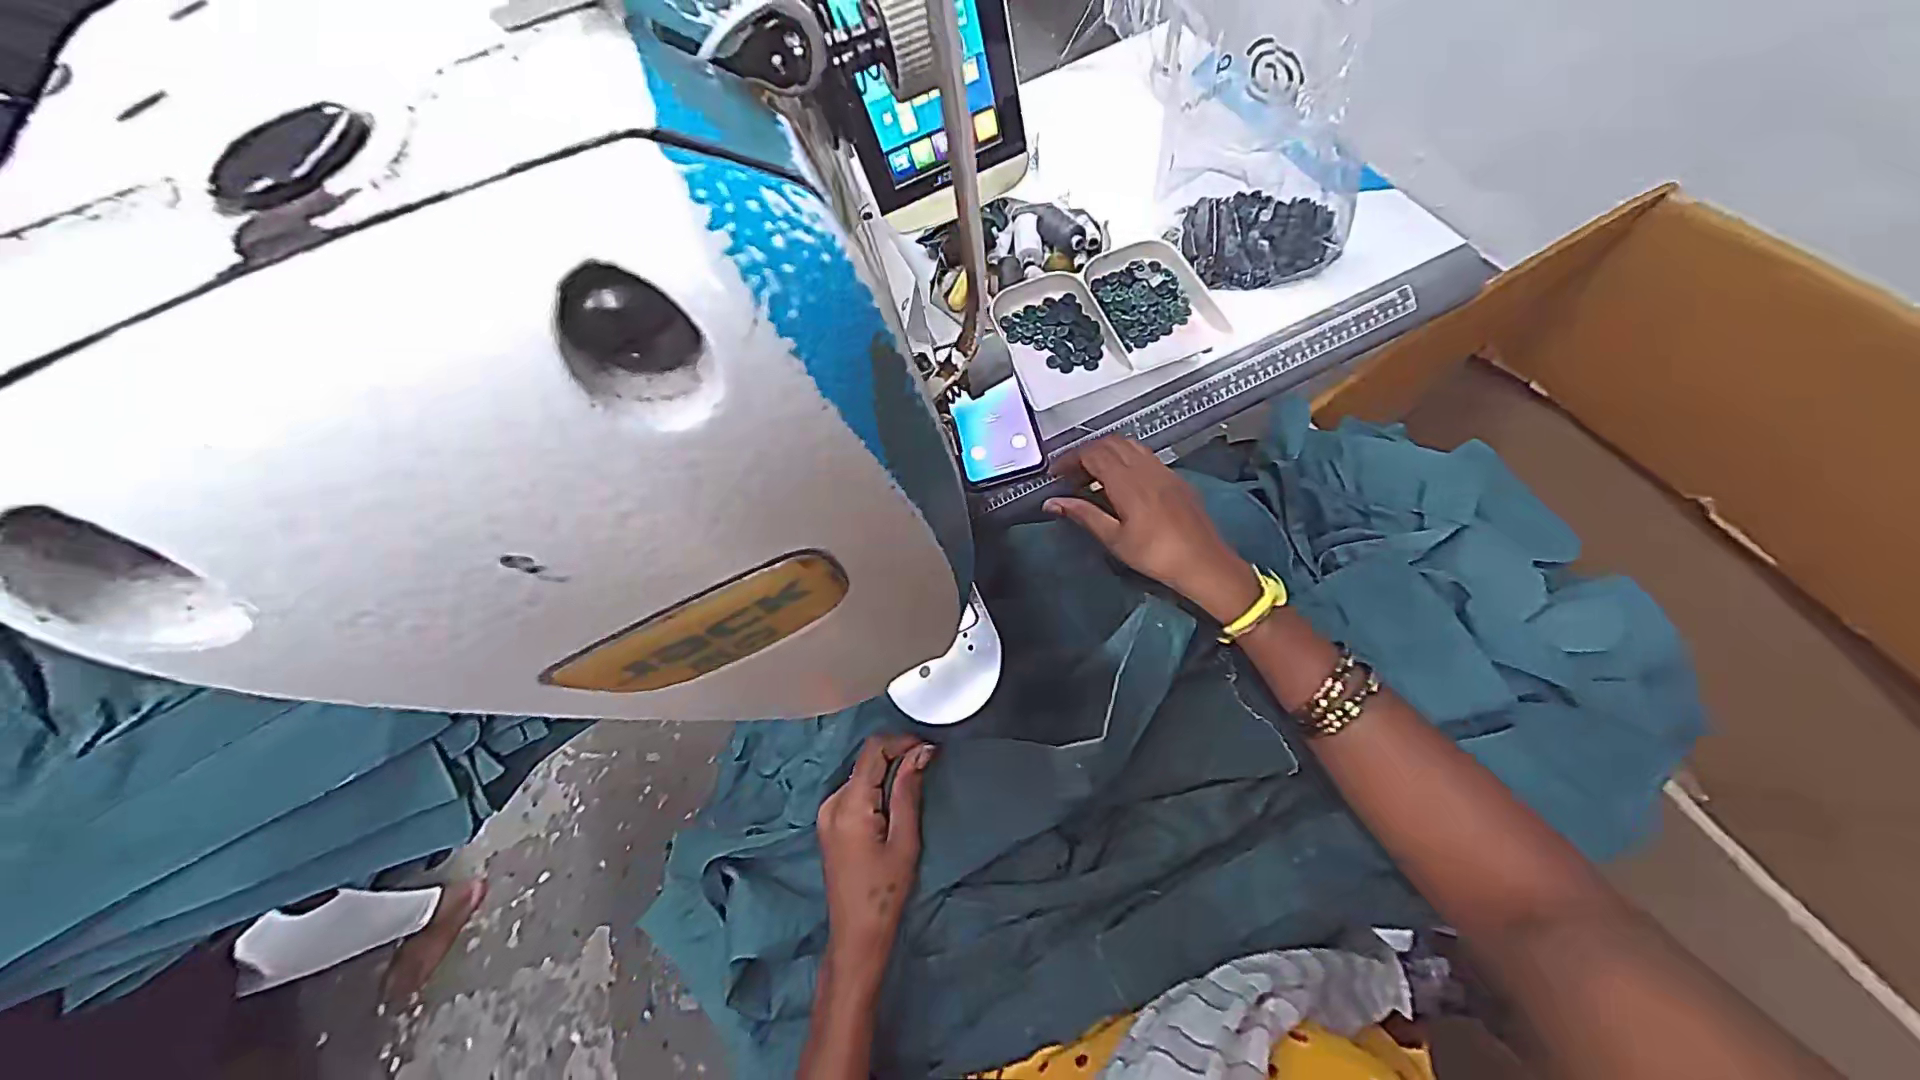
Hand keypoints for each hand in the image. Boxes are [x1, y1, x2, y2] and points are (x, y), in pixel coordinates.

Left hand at [816, 734, 935, 976]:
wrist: (857, 934)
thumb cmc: (885, 890)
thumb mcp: (905, 838)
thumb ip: (909, 789)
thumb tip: (922, 751)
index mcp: (848, 804)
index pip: (873, 751)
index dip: (901, 742)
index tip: (928, 749)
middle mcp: (831, 802)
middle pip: (866, 761)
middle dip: (897, 757)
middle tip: (926, 767)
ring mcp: (826, 813)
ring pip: (861, 774)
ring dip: (887, 773)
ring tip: (914, 788)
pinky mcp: (829, 823)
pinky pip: (854, 791)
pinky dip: (876, 788)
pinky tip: (893, 805)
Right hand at [1044, 436, 1258, 621]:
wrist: (1204, 562)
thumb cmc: (1156, 555)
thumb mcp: (1114, 539)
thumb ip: (1083, 515)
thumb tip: (1053, 503)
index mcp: (1128, 482)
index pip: (1093, 454)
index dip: (1070, 459)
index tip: (1056, 473)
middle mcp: (1146, 469)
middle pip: (1110, 443)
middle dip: (1086, 453)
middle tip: (1071, 474)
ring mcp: (1163, 471)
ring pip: (1129, 445)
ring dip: (1106, 453)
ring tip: (1093, 476)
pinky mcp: (1175, 478)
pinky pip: (1145, 455)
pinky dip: (1125, 458)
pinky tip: (1121, 482)